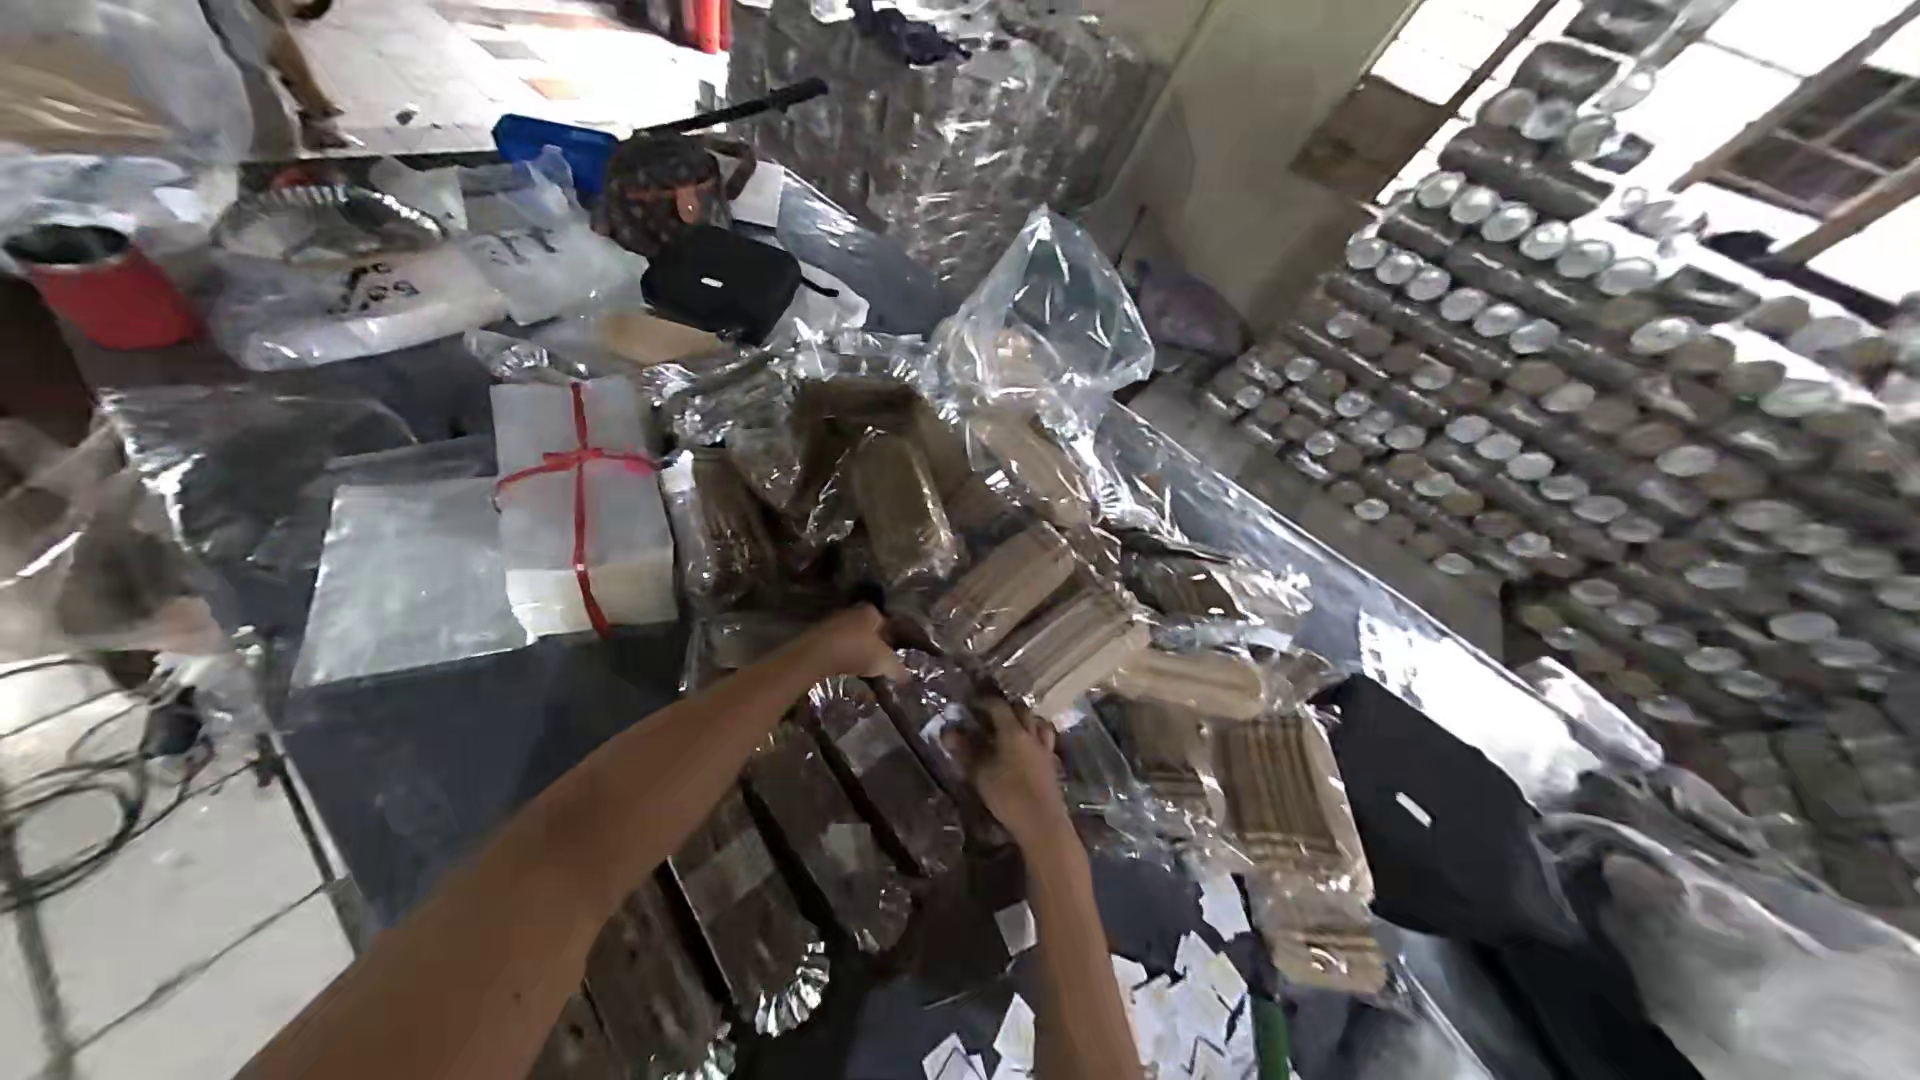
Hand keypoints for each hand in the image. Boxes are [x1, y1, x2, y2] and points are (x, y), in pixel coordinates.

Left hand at [803, 604, 907, 680]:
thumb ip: (898, 669)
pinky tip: (842, 668)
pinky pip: (834, 645)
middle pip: (867, 628)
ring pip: (849, 636)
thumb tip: (908, 676)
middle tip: (878, 662)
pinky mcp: (817, 635)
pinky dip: (840, 655)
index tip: (892, 653)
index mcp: (870, 612)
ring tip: (860, 668)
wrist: (816, 654)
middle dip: (872, 644)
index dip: (890, 637)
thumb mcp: (884, 663)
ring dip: (855, 649)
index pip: (885, 621)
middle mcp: (852, 611)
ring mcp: (832, 622)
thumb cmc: (857, 651)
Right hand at [947, 697, 1074, 852]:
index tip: (972, 703)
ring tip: (1014, 726)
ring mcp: (1045, 749)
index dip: (985, 701)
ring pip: (1038, 723)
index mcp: (1012, 732)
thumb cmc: (1008, 795)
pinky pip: (1045, 740)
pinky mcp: (1052, 764)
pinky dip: (1036, 736)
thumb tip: (948, 733)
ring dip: (1026, 719)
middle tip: (992, 713)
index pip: (998, 706)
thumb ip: (964, 752)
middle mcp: (1031, 735)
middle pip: (1022, 710)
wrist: (1042, 822)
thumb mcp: (980, 774)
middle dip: (1007, 706)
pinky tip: (1029, 748)